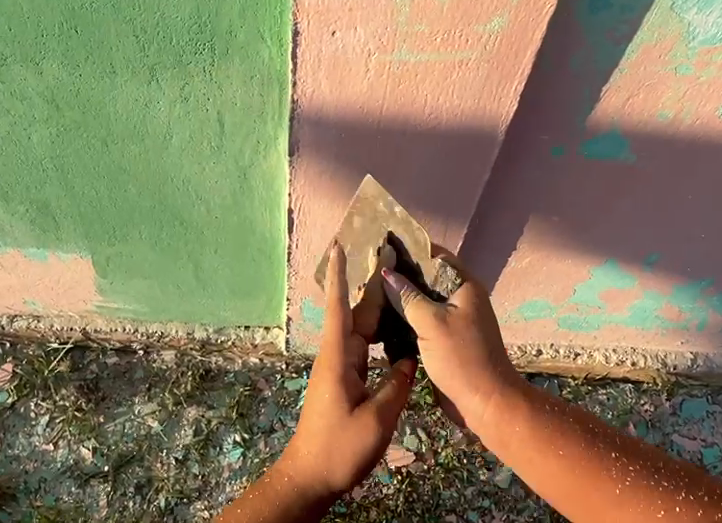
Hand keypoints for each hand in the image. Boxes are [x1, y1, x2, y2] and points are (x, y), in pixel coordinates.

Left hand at [277, 243, 416, 501]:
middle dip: (372, 283)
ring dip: (378, 307)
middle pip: (357, 312)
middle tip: (391, 256)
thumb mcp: (376, 419)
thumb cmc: (339, 447)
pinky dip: (381, 333)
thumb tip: (409, 359)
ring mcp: (341, 367)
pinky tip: (398, 329)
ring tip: (400, 284)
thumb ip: (396, 385)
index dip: (339, 274)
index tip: (339, 245)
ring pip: (363, 329)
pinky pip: (366, 347)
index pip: (338, 305)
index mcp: (339, 356)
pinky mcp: (347, 380)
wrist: (311, 477)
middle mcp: (338, 354)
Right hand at [381, 246, 522, 435]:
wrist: (486, 404)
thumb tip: (386, 273)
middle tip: (370, 269)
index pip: (435, 255)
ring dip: (402, 298)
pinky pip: (423, 320)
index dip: (411, 248)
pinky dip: (406, 317)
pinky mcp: (446, 339)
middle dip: (402, 274)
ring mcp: (454, 319)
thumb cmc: (462, 358)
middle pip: (427, 277)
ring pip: (423, 300)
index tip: (383, 244)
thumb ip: (408, 297)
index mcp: (464, 285)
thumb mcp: (431, 323)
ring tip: (371, 291)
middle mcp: (460, 297)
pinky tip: (382, 317)